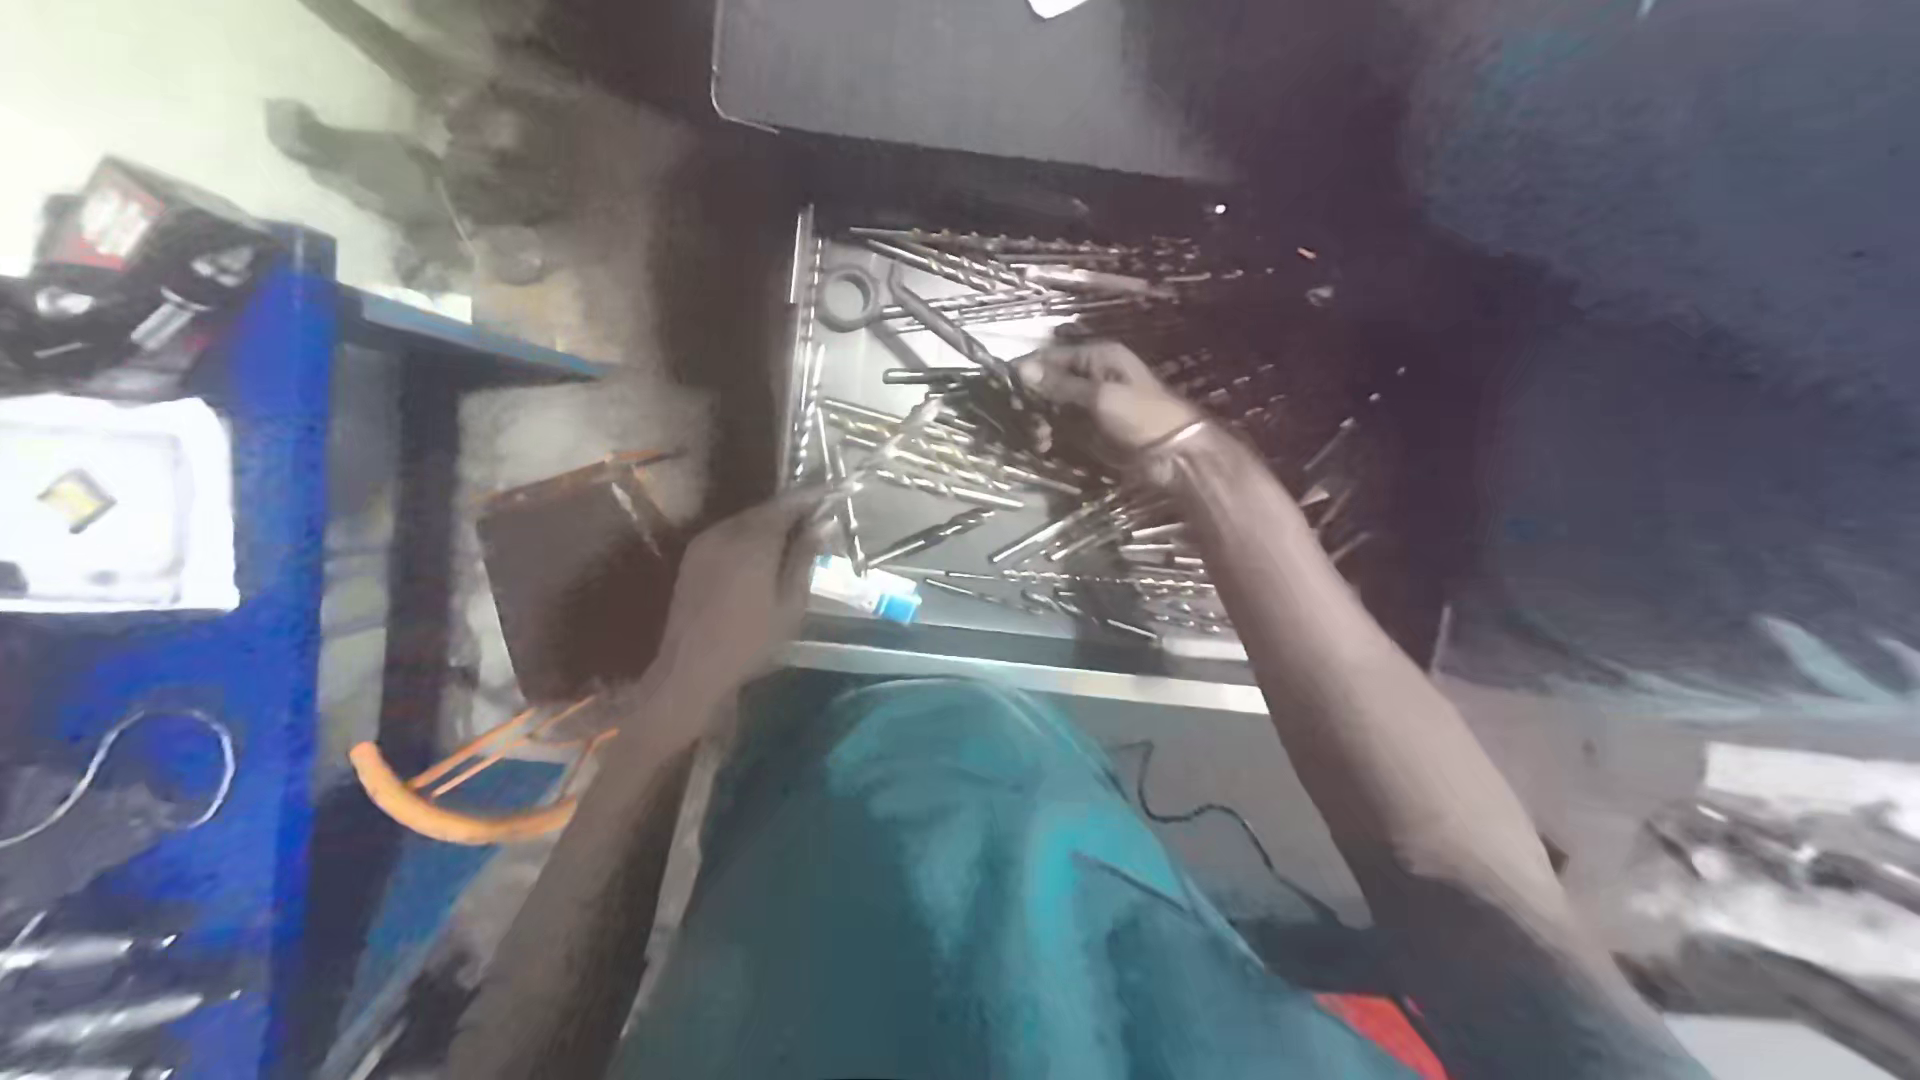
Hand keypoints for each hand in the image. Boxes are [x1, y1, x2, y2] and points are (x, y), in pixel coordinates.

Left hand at [651, 488, 826, 695]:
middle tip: (819, 516)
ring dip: (771, 522)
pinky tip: (764, 551)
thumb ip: (805, 557)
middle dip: (792, 508)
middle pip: (765, 509)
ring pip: (745, 520)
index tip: (835, 492)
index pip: (788, 503)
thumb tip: (823, 523)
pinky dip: (751, 535)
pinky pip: (729, 533)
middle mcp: (725, 532)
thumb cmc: (750, 641)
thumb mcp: (790, 603)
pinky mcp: (693, 557)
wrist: (691, 668)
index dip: (813, 496)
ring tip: (796, 534)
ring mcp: (704, 543)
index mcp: (753, 541)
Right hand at [1014, 341, 1203, 456]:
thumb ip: (1061, 384)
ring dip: (1039, 422)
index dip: (1028, 370)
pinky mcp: (1089, 430)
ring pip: (1050, 408)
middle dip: (1032, 401)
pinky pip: (1060, 429)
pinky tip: (1045, 447)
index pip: (1051, 357)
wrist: (1174, 456)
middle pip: (1047, 383)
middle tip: (1023, 418)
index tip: (1007, 388)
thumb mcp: (1100, 396)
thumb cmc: (1142, 416)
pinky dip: (1050, 437)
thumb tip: (1022, 369)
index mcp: (1097, 358)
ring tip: (1040, 439)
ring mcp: (1089, 405)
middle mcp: (1090, 377)